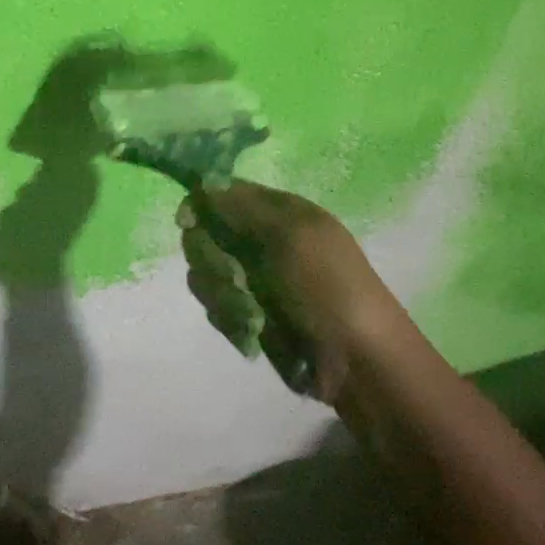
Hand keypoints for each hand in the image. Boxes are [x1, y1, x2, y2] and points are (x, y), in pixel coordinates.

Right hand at [179, 180, 417, 402]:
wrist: (356, 361)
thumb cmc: (328, 287)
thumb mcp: (291, 235)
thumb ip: (242, 207)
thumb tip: (203, 183)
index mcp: (279, 213)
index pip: (222, 193)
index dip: (200, 205)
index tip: (188, 222)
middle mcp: (261, 241)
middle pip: (204, 235)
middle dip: (211, 259)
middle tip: (236, 277)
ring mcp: (253, 279)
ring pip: (205, 274)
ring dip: (222, 294)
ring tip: (252, 314)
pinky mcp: (248, 313)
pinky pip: (216, 306)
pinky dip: (230, 318)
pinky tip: (253, 330)